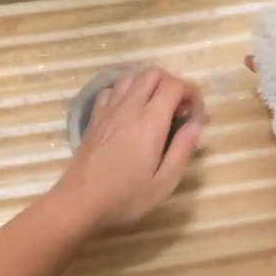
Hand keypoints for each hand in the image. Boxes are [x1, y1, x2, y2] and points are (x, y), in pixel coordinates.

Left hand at [50, 67, 204, 229]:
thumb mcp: (164, 183)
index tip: (195, 117)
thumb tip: (196, 124)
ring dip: (149, 86)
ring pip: (131, 77)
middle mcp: (128, 107)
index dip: (192, 93)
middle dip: (172, 84)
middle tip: (178, 113)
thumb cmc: (125, 198)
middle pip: (153, 72)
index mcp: (149, 121)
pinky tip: (130, 115)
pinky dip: (126, 93)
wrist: (79, 203)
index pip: (175, 85)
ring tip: (156, 112)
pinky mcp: (94, 118)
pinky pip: (112, 91)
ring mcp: (108, 110)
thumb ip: (183, 149)